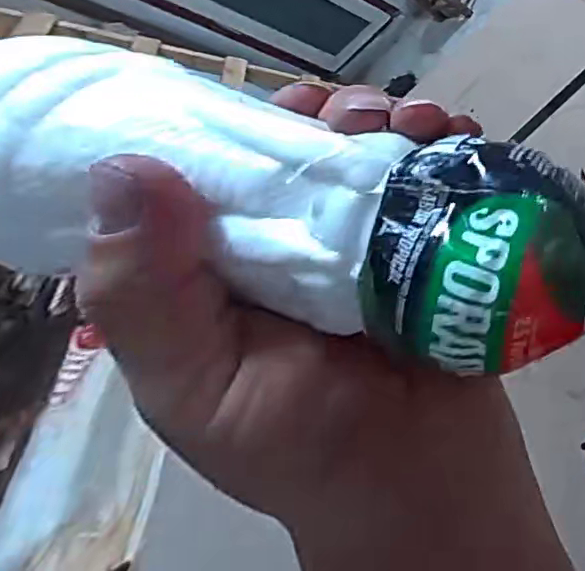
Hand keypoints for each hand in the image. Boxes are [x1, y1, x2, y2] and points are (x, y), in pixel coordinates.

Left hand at [78, 86, 562, 568]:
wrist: (422, 478)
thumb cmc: (303, 444)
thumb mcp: (200, 385)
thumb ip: (150, 295)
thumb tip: (123, 168)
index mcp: (233, 256)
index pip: (235, 159)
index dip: (259, 119)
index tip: (297, 107)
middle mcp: (303, 231)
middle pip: (320, 139)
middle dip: (346, 110)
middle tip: (370, 119)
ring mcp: (375, 229)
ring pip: (382, 145)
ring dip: (403, 116)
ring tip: (427, 124)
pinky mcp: (434, 234)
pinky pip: (439, 169)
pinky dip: (450, 139)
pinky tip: (460, 136)